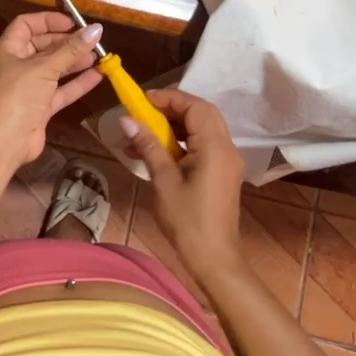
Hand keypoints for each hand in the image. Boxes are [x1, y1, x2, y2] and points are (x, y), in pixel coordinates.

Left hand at [0, 12, 104, 163]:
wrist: (6, 139)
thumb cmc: (18, 95)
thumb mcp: (45, 67)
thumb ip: (72, 49)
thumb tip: (96, 29)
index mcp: (8, 49)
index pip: (26, 25)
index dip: (48, 21)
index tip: (72, 22)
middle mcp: (16, 65)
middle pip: (42, 46)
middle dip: (67, 43)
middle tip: (91, 40)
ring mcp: (28, 87)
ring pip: (54, 69)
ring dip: (75, 62)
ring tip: (99, 56)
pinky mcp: (39, 107)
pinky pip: (60, 90)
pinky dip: (77, 83)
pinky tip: (98, 75)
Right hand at [124, 90, 246, 281]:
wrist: (214, 257)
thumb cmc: (187, 220)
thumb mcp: (164, 180)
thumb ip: (149, 146)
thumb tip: (128, 120)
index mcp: (215, 147)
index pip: (195, 106)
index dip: (169, 98)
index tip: (142, 100)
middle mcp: (226, 148)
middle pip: (202, 113)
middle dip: (172, 107)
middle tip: (144, 111)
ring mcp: (227, 161)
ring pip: (203, 128)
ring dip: (175, 125)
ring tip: (144, 132)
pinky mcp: (222, 172)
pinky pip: (203, 145)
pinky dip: (182, 141)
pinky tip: (156, 151)